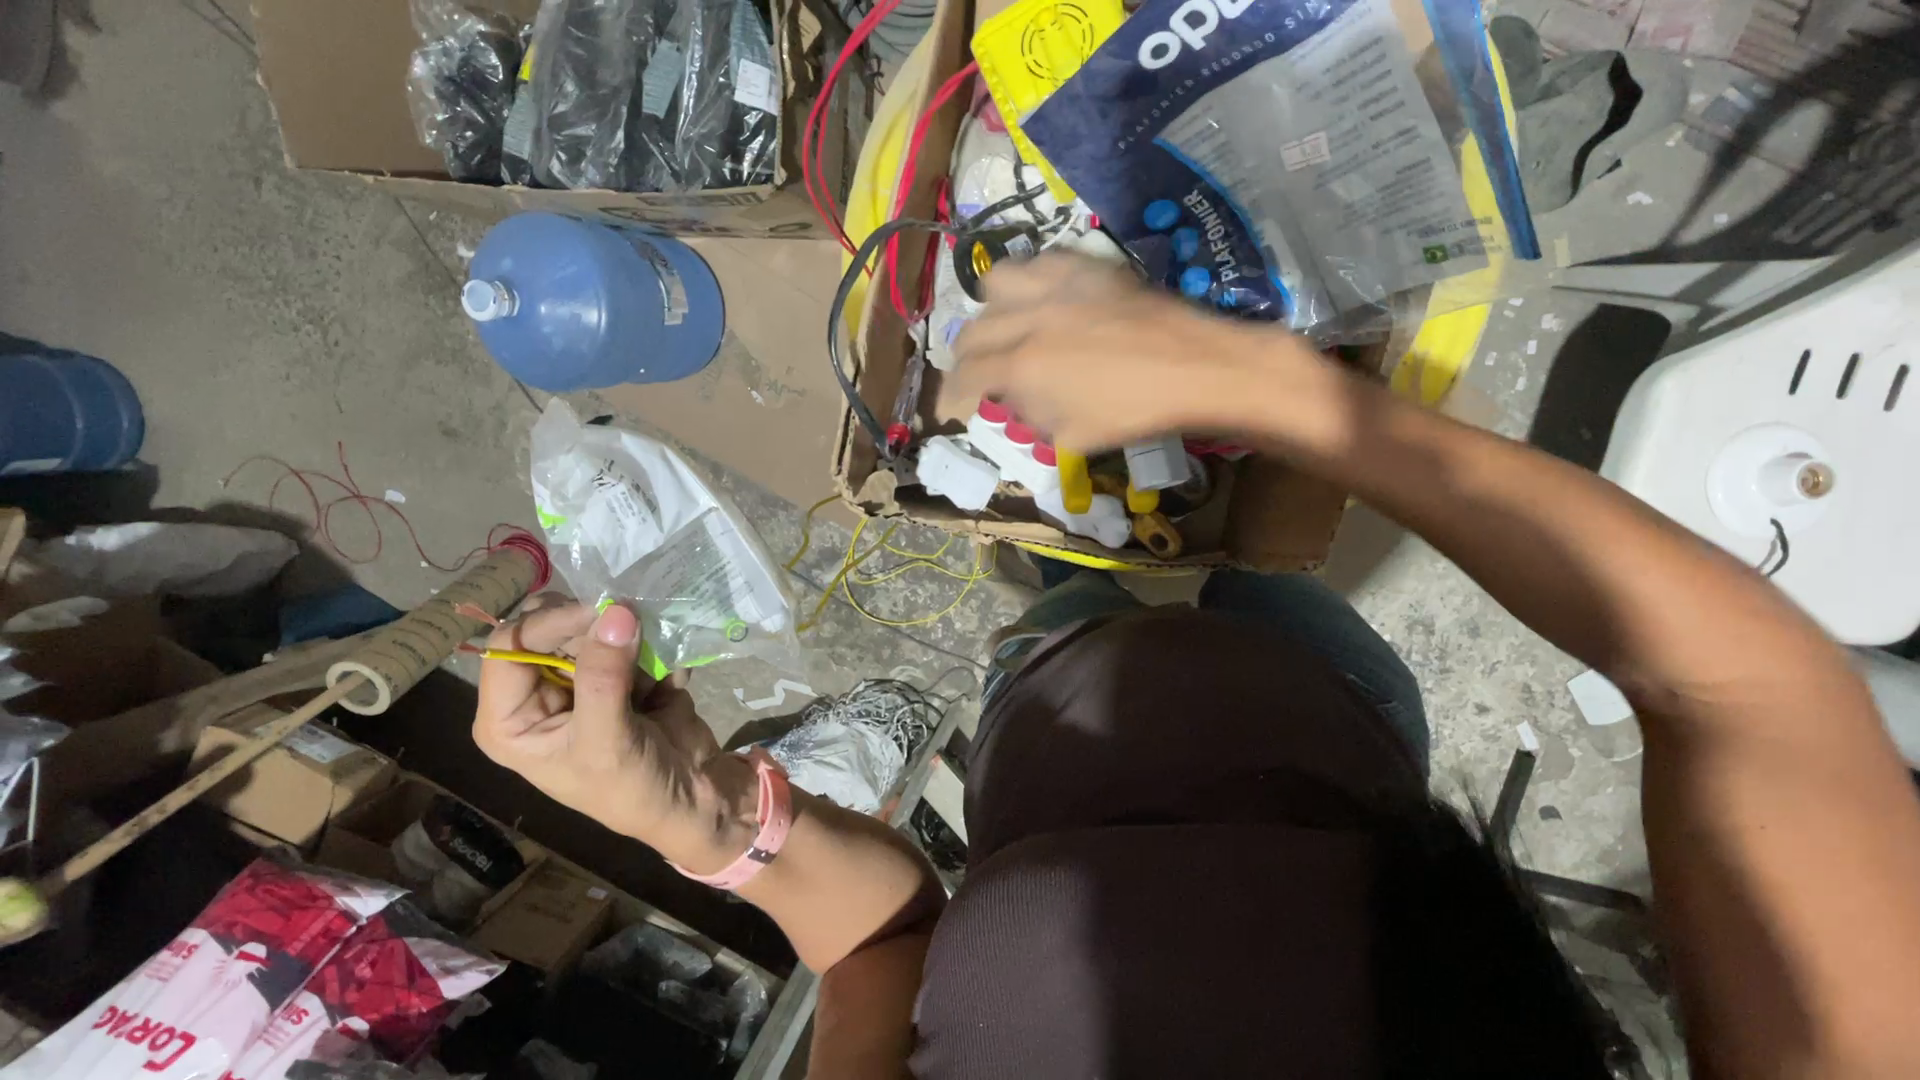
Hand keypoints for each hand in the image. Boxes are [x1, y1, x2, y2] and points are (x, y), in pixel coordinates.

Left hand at [472, 599, 754, 868]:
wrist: (691, 799)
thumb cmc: (630, 787)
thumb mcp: (607, 741)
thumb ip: (604, 676)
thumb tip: (616, 612)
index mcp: (511, 715)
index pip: (511, 646)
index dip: (552, 623)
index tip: (602, 612)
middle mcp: (539, 691)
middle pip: (548, 627)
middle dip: (588, 619)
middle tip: (627, 617)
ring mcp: (582, 677)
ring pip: (590, 624)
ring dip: (624, 628)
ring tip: (653, 642)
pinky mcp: (622, 671)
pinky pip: (629, 636)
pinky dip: (651, 641)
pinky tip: (668, 673)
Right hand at [950, 254, 1328, 449]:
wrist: (1197, 366)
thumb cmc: (1137, 411)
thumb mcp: (1074, 435)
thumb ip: (1032, 417)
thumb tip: (1014, 402)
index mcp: (1023, 365)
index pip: (964, 377)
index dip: (949, 398)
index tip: (948, 412)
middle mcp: (1029, 317)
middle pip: (972, 331)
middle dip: (965, 360)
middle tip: (977, 378)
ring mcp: (1057, 284)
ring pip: (996, 283)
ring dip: (991, 310)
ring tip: (1006, 327)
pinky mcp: (1086, 266)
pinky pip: (1039, 261)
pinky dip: (1029, 282)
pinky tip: (1043, 300)